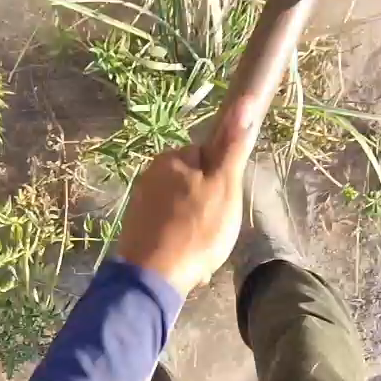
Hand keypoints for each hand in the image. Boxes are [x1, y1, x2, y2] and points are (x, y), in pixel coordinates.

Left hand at [113, 112, 259, 296]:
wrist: (154, 277)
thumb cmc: (196, 229)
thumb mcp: (224, 186)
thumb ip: (232, 146)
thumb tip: (245, 102)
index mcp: (170, 159)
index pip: (207, 159)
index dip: (222, 182)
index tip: (224, 206)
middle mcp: (149, 175)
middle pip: (193, 186)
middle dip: (206, 208)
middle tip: (215, 233)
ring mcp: (139, 203)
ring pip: (181, 211)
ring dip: (194, 229)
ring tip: (201, 252)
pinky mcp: (135, 230)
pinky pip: (167, 231)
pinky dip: (179, 243)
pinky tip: (185, 260)